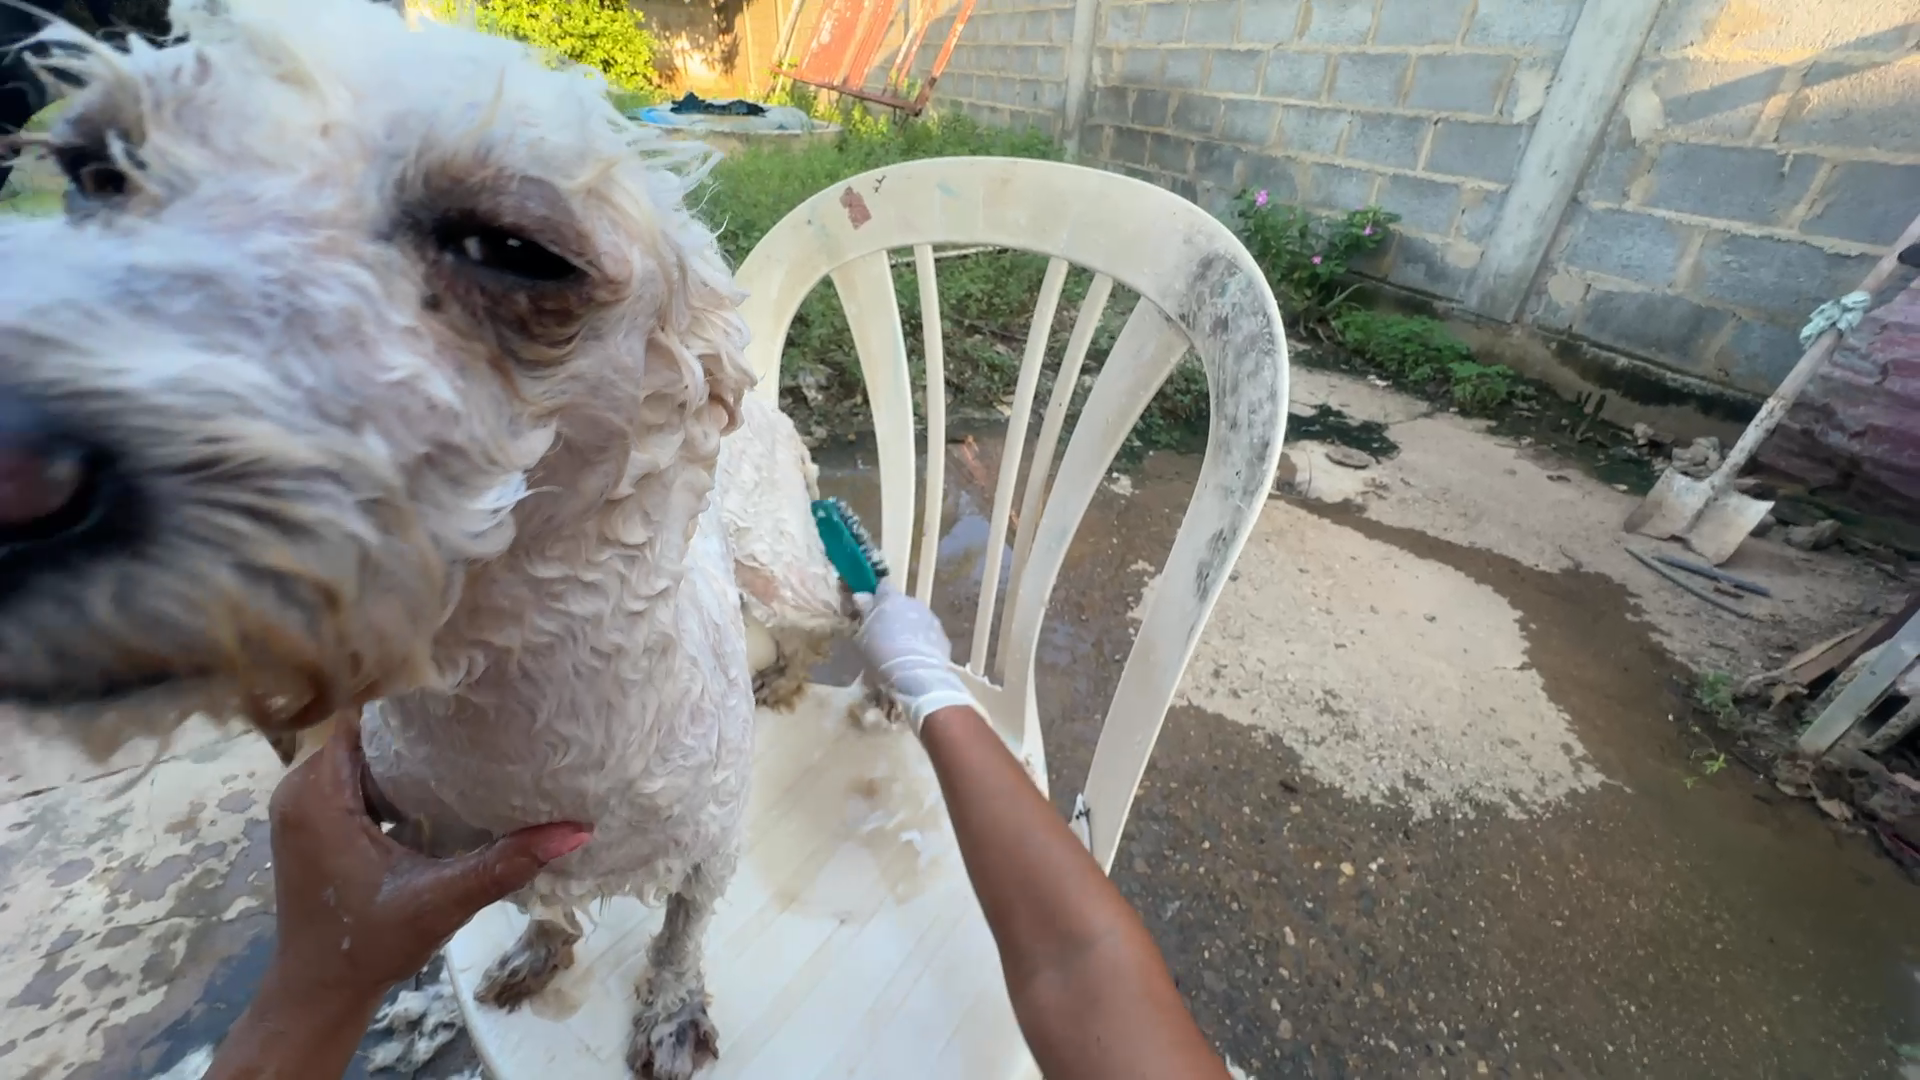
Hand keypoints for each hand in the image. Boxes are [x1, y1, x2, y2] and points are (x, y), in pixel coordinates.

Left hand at [265, 715, 591, 1003]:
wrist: (322, 993)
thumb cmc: (368, 945)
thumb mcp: (442, 900)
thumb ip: (505, 863)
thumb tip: (580, 830)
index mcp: (318, 794)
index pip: (364, 710)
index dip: (414, 687)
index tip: (470, 673)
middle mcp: (307, 787)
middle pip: (372, 720)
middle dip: (428, 705)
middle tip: (491, 690)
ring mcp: (315, 800)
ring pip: (373, 740)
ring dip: (422, 731)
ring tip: (483, 715)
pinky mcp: (329, 813)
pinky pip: (371, 762)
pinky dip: (412, 755)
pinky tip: (458, 758)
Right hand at [854, 582, 978, 733]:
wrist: (915, 676)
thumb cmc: (881, 655)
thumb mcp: (862, 636)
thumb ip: (864, 613)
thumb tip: (861, 596)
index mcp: (891, 599)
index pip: (883, 586)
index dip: (876, 595)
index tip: (870, 607)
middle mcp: (913, 603)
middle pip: (900, 604)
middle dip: (892, 615)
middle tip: (883, 635)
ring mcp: (930, 618)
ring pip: (915, 618)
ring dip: (908, 628)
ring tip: (899, 650)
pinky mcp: (942, 635)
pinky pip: (927, 634)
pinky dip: (921, 641)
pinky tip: (914, 658)